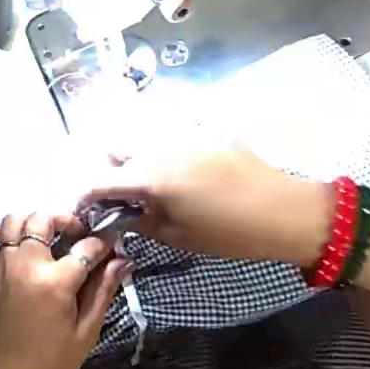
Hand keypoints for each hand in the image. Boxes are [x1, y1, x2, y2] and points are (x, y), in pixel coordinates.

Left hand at [0, 212, 128, 368]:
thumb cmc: (52, 366)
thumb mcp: (86, 332)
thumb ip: (103, 290)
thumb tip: (123, 260)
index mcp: (56, 282)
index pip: (86, 246)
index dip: (103, 243)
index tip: (111, 247)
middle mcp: (26, 267)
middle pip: (45, 221)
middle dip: (67, 222)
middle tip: (78, 238)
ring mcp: (1, 270)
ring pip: (12, 223)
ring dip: (33, 223)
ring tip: (48, 237)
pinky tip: (5, 235)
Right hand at [82, 147, 331, 266]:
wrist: (283, 212)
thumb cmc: (229, 234)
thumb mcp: (179, 237)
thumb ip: (143, 223)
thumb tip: (121, 216)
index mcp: (151, 178)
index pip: (102, 179)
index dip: (87, 194)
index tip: (86, 207)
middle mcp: (161, 148)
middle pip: (118, 147)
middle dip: (111, 169)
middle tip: (124, 195)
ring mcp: (186, 134)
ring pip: (145, 138)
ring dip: (138, 158)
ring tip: (154, 184)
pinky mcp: (207, 131)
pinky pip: (173, 134)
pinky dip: (165, 150)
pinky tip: (182, 172)